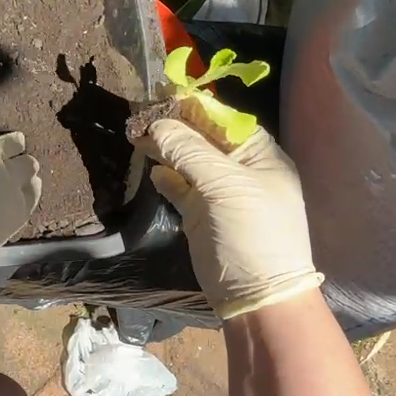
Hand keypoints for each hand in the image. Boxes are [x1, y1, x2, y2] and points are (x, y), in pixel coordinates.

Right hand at [140, 105, 322, 318]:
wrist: (257, 299)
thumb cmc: (251, 235)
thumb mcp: (225, 187)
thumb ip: (189, 151)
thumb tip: (154, 125)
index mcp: (259, 154)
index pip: (222, 118)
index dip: (190, 106)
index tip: (157, 96)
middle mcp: (240, 168)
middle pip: (201, 136)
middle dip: (172, 125)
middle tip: (138, 116)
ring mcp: (220, 192)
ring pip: (187, 159)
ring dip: (164, 148)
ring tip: (136, 138)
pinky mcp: (201, 214)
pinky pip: (180, 186)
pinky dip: (165, 176)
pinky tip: (152, 170)